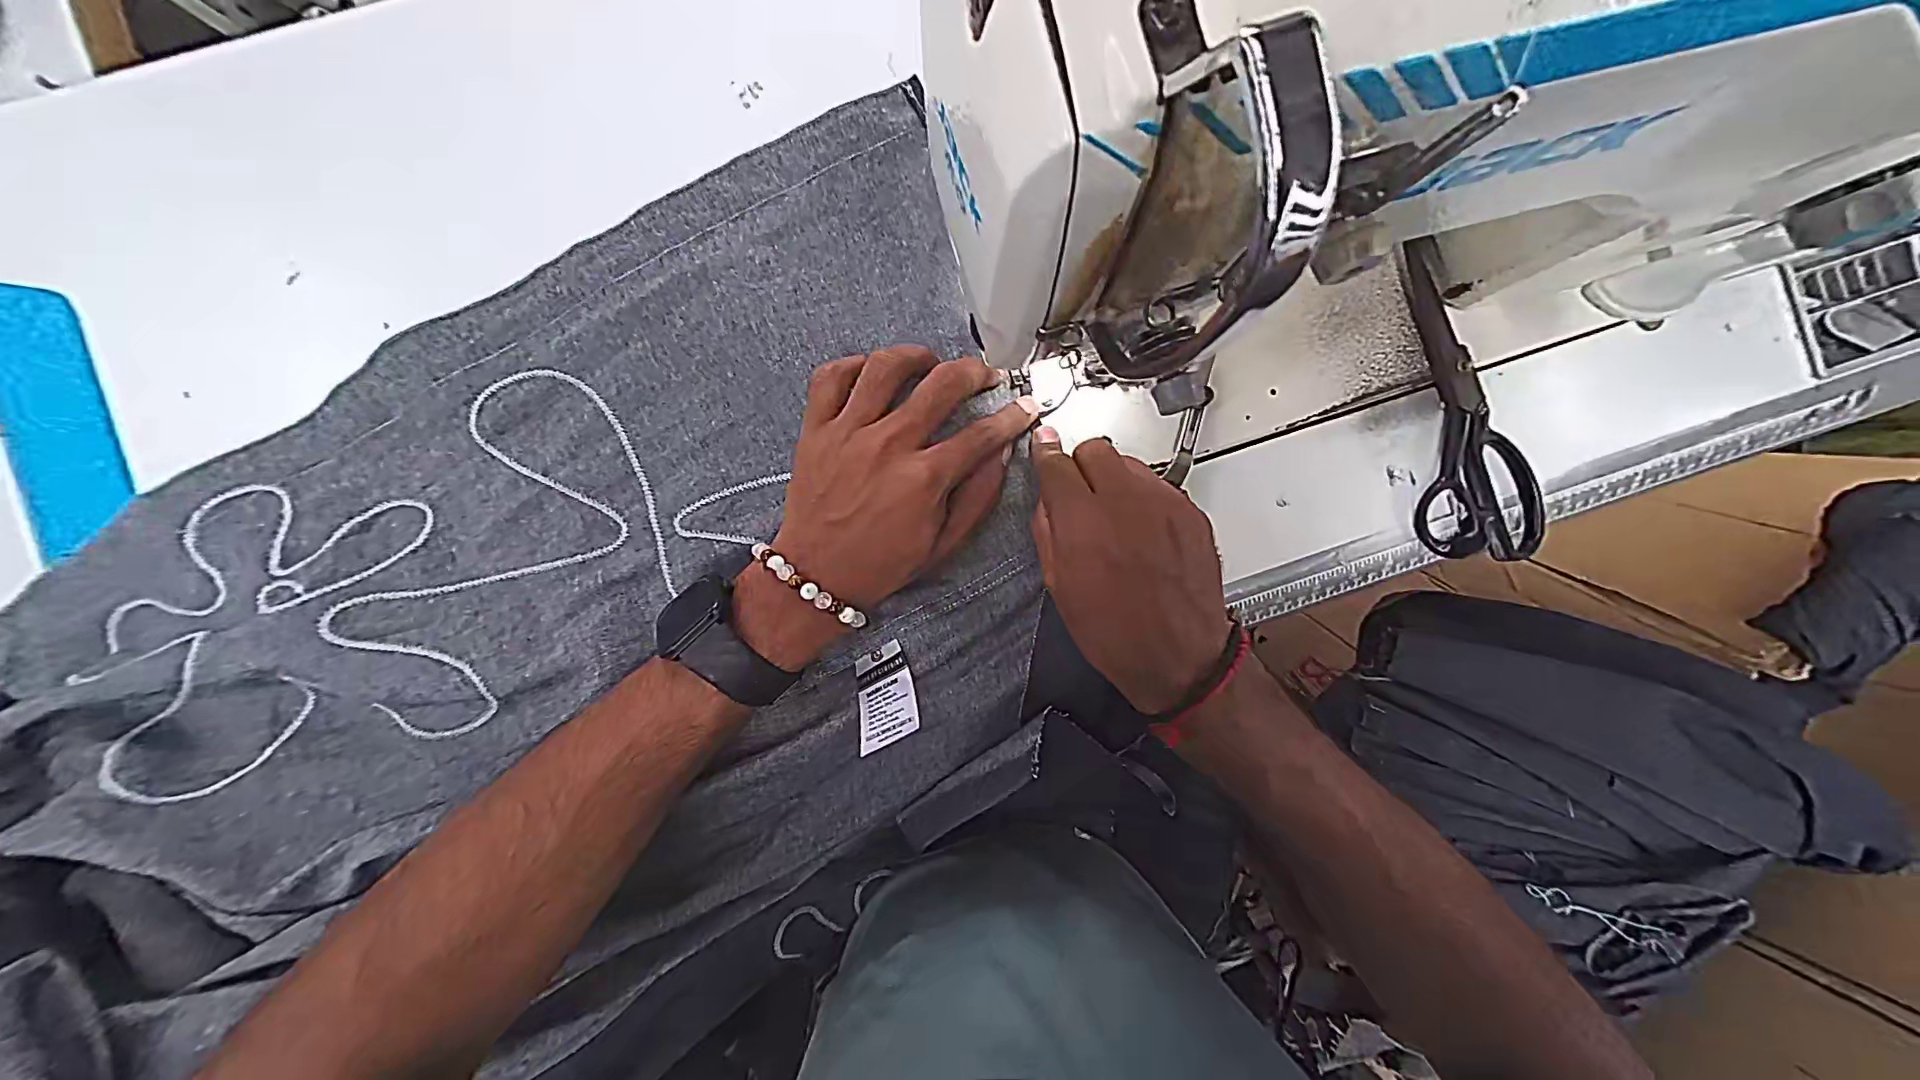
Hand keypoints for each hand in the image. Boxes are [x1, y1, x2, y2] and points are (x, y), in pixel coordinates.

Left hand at [733, 347, 1038, 669]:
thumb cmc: (879, 563)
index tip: (1021, 408)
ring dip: (917, 356)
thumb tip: (1001, 454)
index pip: (982, 433)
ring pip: (886, 367)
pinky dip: (854, 364)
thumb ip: (979, 497)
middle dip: (975, 372)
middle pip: (943, 384)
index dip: (1011, 416)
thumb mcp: (943, 543)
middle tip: (983, 375)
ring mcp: (848, 433)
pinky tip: (871, 372)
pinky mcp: (817, 430)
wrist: (819, 575)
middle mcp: (888, 446)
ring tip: (929, 362)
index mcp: (923, 478)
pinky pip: (831, 377)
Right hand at [1030, 427, 1233, 713]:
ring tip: (1113, 516)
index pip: (1056, 462)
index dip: (1045, 454)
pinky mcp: (1190, 512)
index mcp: (1083, 521)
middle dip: (1080, 465)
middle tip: (1079, 491)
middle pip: (1094, 449)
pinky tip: (1141, 528)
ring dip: (1114, 480)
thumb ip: (1048, 532)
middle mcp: (1125, 503)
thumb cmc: (1119, 634)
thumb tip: (1046, 502)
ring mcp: (1163, 504)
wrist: (1179, 656)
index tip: (1044, 449)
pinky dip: (1144, 497)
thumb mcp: (1060, 587)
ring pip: (1129, 462)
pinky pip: (1158, 485)